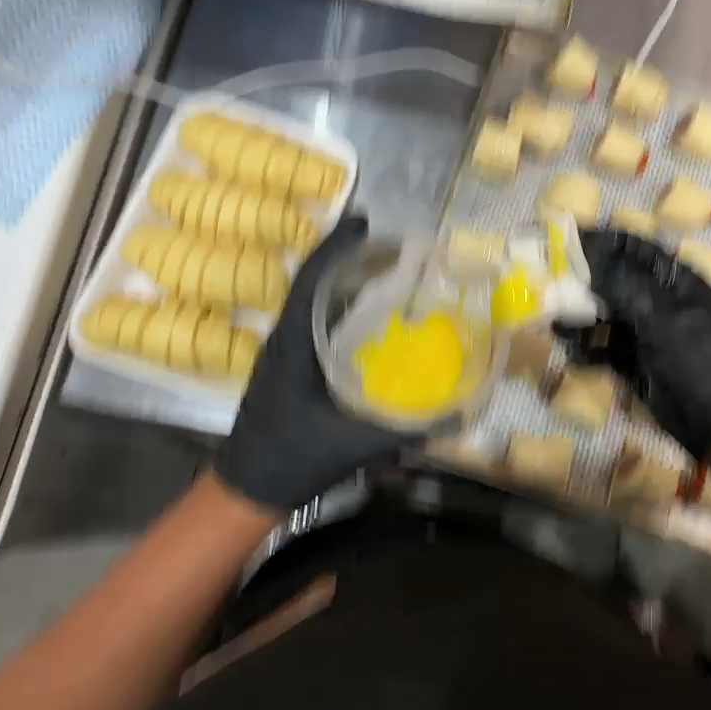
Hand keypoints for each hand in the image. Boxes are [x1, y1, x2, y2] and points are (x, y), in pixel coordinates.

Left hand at [215, 216, 410, 511]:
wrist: (249, 487)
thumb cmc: (294, 459)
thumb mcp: (355, 444)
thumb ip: (408, 431)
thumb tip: (460, 417)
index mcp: (293, 343)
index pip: (311, 278)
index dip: (336, 245)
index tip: (364, 222)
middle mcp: (284, 339)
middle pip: (313, 284)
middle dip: (348, 261)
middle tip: (390, 249)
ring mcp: (282, 354)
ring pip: (312, 306)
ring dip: (343, 286)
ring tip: (384, 275)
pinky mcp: (287, 370)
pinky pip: (314, 327)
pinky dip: (339, 314)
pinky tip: (368, 324)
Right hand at [560, 229, 710, 460]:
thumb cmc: (701, 358)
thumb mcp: (662, 316)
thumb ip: (622, 285)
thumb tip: (587, 257)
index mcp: (674, 279)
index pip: (631, 247)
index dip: (599, 241)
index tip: (560, 242)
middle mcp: (659, 301)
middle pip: (612, 281)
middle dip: (580, 282)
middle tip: (544, 284)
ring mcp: (648, 334)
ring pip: (604, 316)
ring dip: (578, 318)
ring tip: (552, 323)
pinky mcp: (637, 365)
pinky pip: (605, 350)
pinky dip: (587, 351)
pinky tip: (571, 356)